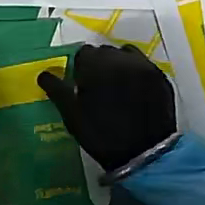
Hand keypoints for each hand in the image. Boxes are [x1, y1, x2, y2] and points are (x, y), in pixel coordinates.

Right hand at [37, 45, 176, 170]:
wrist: (144, 153)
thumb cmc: (101, 134)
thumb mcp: (72, 115)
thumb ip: (57, 90)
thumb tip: (43, 74)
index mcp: (97, 66)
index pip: (83, 52)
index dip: (79, 67)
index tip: (78, 82)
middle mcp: (122, 59)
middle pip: (105, 51)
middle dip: (98, 64)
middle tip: (95, 86)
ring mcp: (145, 67)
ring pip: (126, 55)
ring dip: (117, 65)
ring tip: (116, 86)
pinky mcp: (161, 78)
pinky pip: (143, 66)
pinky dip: (135, 73)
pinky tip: (133, 91)